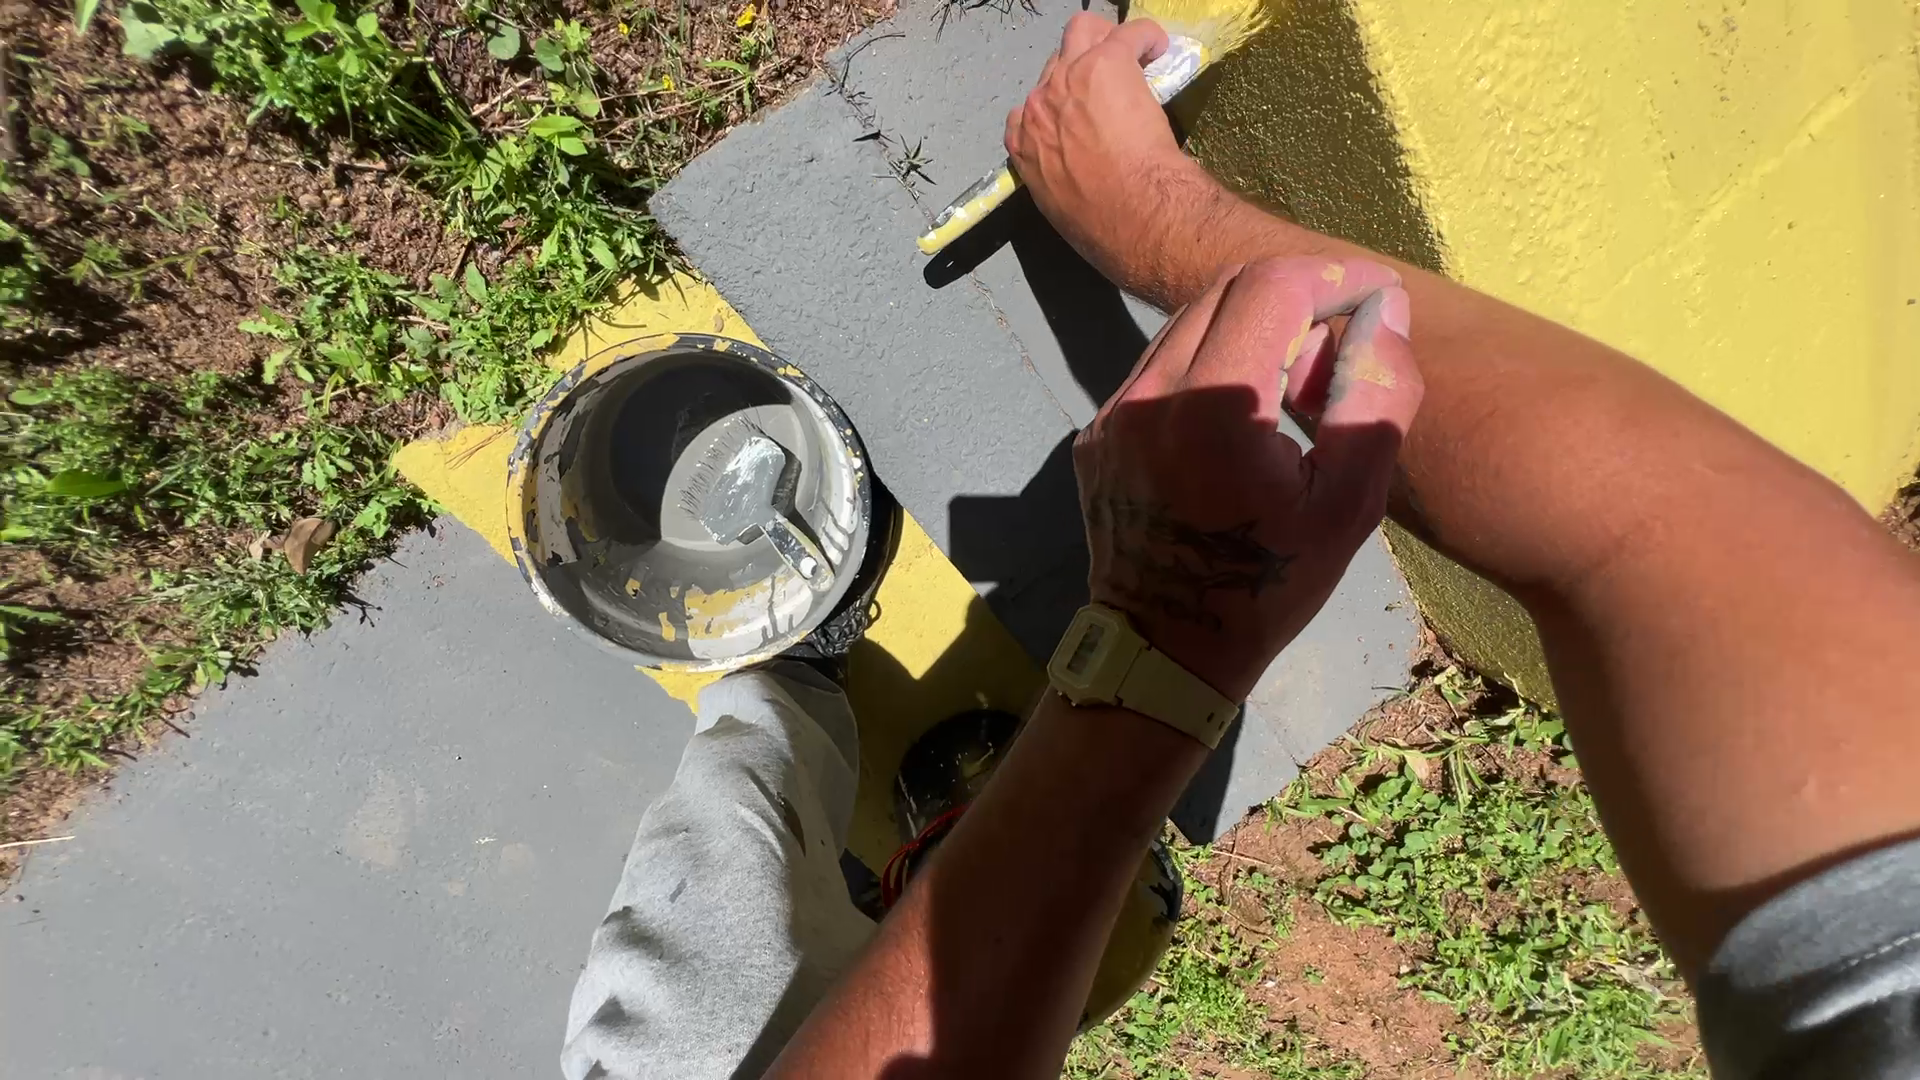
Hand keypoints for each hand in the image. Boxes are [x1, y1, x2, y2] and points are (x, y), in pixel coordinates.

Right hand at [1004, 13, 1224, 289]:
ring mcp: (1069, 78)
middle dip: (1081, 75)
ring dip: (1105, 43)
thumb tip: (1070, 185)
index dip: (1055, 111)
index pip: (1026, 113)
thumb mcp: (1058, 210)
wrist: (1129, 211)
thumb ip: (1054, 183)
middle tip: (1110, 93)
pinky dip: (1146, 40)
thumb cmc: (1098, 225)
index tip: (1075, 120)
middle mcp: (1039, 106)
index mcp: (1023, 146)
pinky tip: (1158, 54)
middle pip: (1056, 67)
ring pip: (1082, 33)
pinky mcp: (1107, 60)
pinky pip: (1130, 33)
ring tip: (1132, 63)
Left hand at [1075, 258, 1422, 701]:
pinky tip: (1226, 414)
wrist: (1166, 644)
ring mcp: (1109, 415)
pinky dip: (1198, 367)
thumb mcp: (1350, 504)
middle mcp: (1147, 396)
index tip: (1368, 299)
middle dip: (1288, 298)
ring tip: (1281, 382)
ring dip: (1241, 330)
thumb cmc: (1267, 585)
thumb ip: (1375, 396)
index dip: (1332, 277)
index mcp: (1212, 407)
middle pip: (1220, 294)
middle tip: (1329, 341)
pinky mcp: (1092, 436)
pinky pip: (1152, 372)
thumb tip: (1382, 313)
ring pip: (1180, 328)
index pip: (1270, 286)